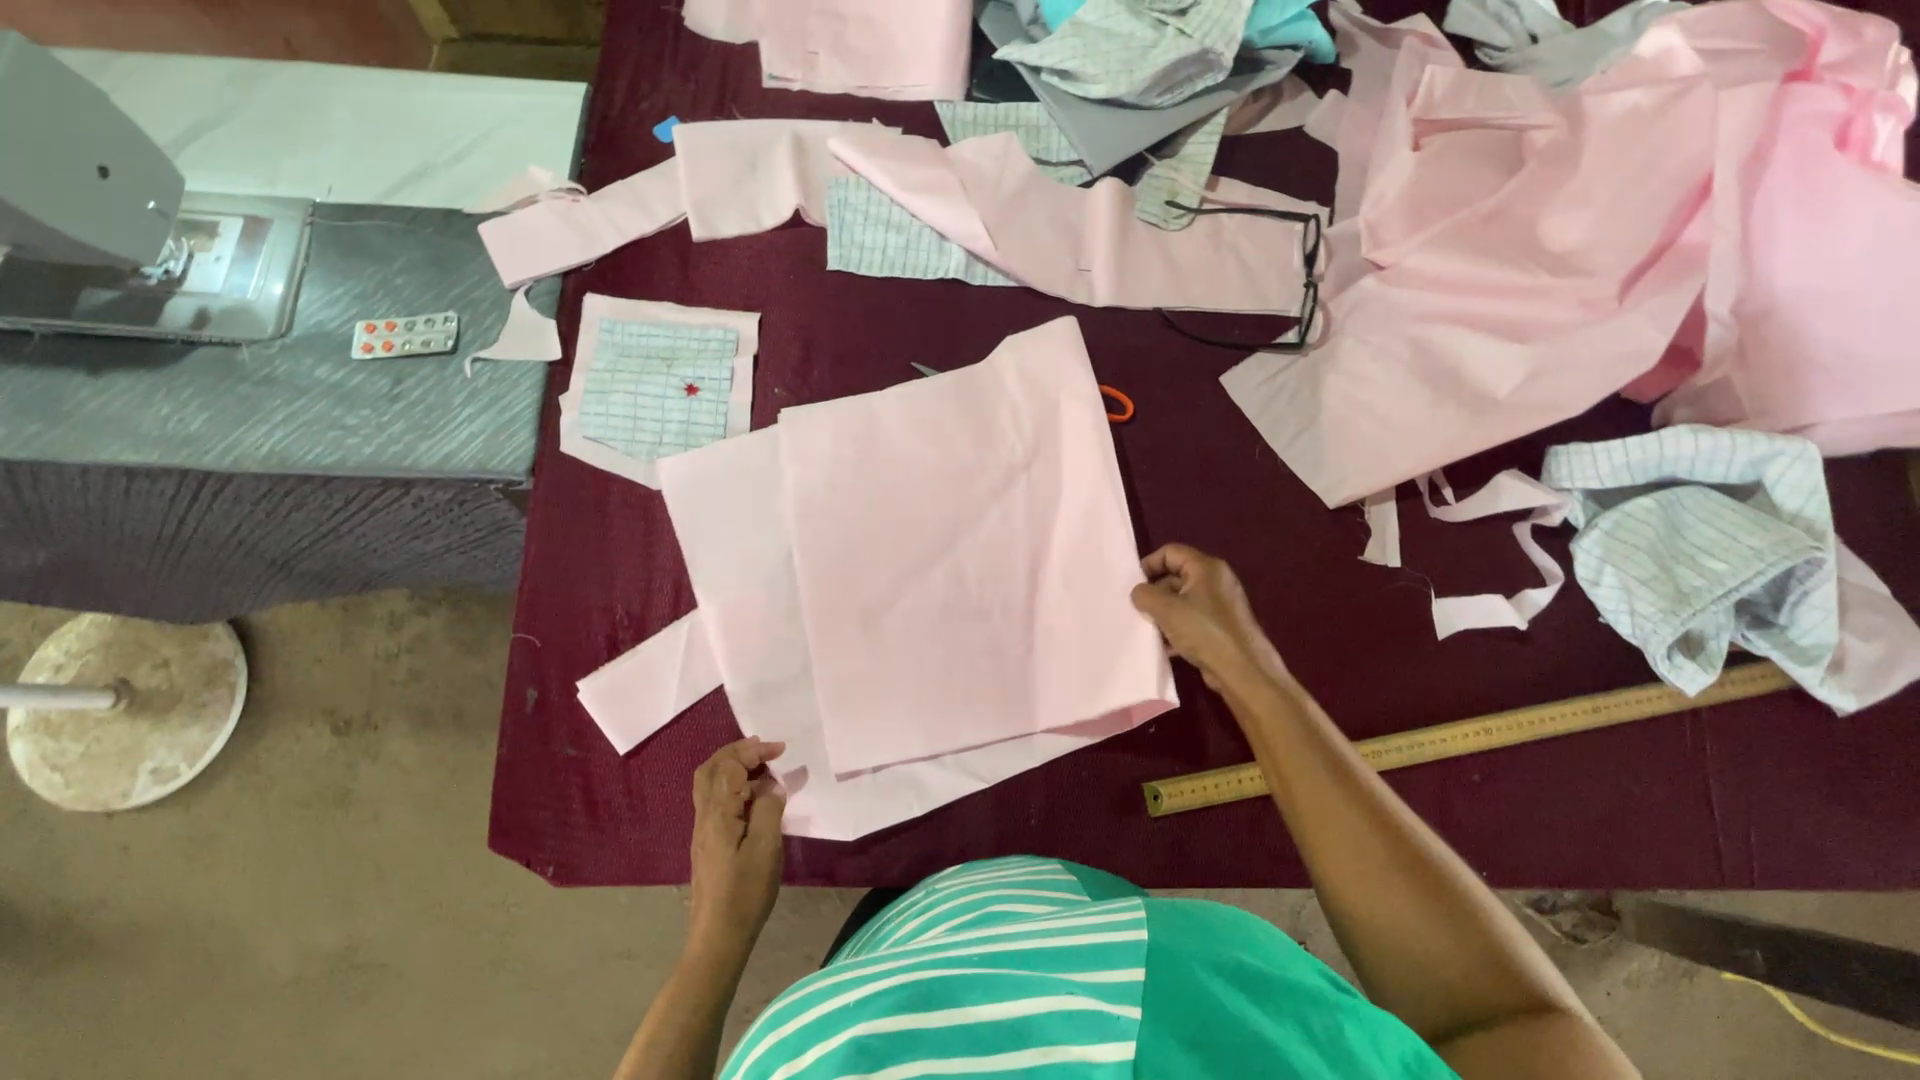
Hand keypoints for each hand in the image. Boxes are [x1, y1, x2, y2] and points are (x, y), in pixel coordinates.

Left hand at [687, 737, 786, 952]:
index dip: (754, 751)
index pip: (729, 766)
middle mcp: (705, 816)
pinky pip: (717, 802)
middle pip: (712, 769)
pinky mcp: (709, 844)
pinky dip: (735, 789)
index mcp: (718, 813)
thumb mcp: (767, 848)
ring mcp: (704, 830)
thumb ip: (770, 810)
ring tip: (765, 770)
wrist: (718, 935)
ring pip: (712, 785)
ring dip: (735, 769)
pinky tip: (757, 801)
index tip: (781, 750)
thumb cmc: (745, 892)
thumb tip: (772, 787)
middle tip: (766, 750)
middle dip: (738, 753)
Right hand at [1130, 543, 1286, 689]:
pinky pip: (1192, 619)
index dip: (1149, 563)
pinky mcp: (1221, 626)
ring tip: (1148, 629)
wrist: (1241, 669)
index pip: (1171, 552)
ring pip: (1182, 601)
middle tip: (1137, 609)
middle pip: (1176, 577)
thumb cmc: (1203, 631)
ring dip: (1163, 613)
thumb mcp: (1166, 609)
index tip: (1133, 584)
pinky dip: (1177, 628)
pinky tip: (1165, 645)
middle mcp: (1216, 581)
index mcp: (1206, 567)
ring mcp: (1220, 605)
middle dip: (1155, 592)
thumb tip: (1139, 592)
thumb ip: (1145, 594)